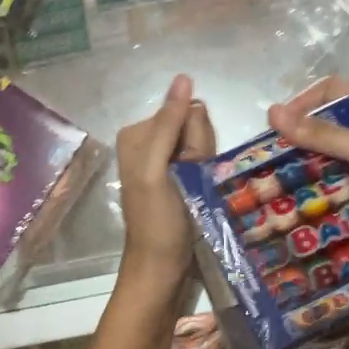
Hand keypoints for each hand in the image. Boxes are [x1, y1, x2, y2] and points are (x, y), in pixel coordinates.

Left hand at [114, 74, 215, 293]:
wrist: (162, 272)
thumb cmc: (158, 221)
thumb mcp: (157, 168)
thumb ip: (170, 123)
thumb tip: (183, 77)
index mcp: (137, 134)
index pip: (184, 111)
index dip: (195, 138)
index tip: (188, 166)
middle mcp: (150, 143)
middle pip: (195, 128)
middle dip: (201, 153)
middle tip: (190, 184)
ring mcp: (167, 164)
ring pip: (205, 148)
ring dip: (207, 169)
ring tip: (196, 196)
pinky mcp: (182, 182)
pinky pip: (206, 166)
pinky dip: (210, 180)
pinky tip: (203, 200)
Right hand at [266, 77, 348, 256]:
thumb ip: (323, 134)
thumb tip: (272, 111)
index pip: (334, 90)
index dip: (305, 101)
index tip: (279, 127)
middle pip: (333, 125)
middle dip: (304, 140)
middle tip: (276, 163)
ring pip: (338, 158)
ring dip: (314, 169)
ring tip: (287, 188)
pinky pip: (347, 184)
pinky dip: (329, 191)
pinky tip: (313, 207)